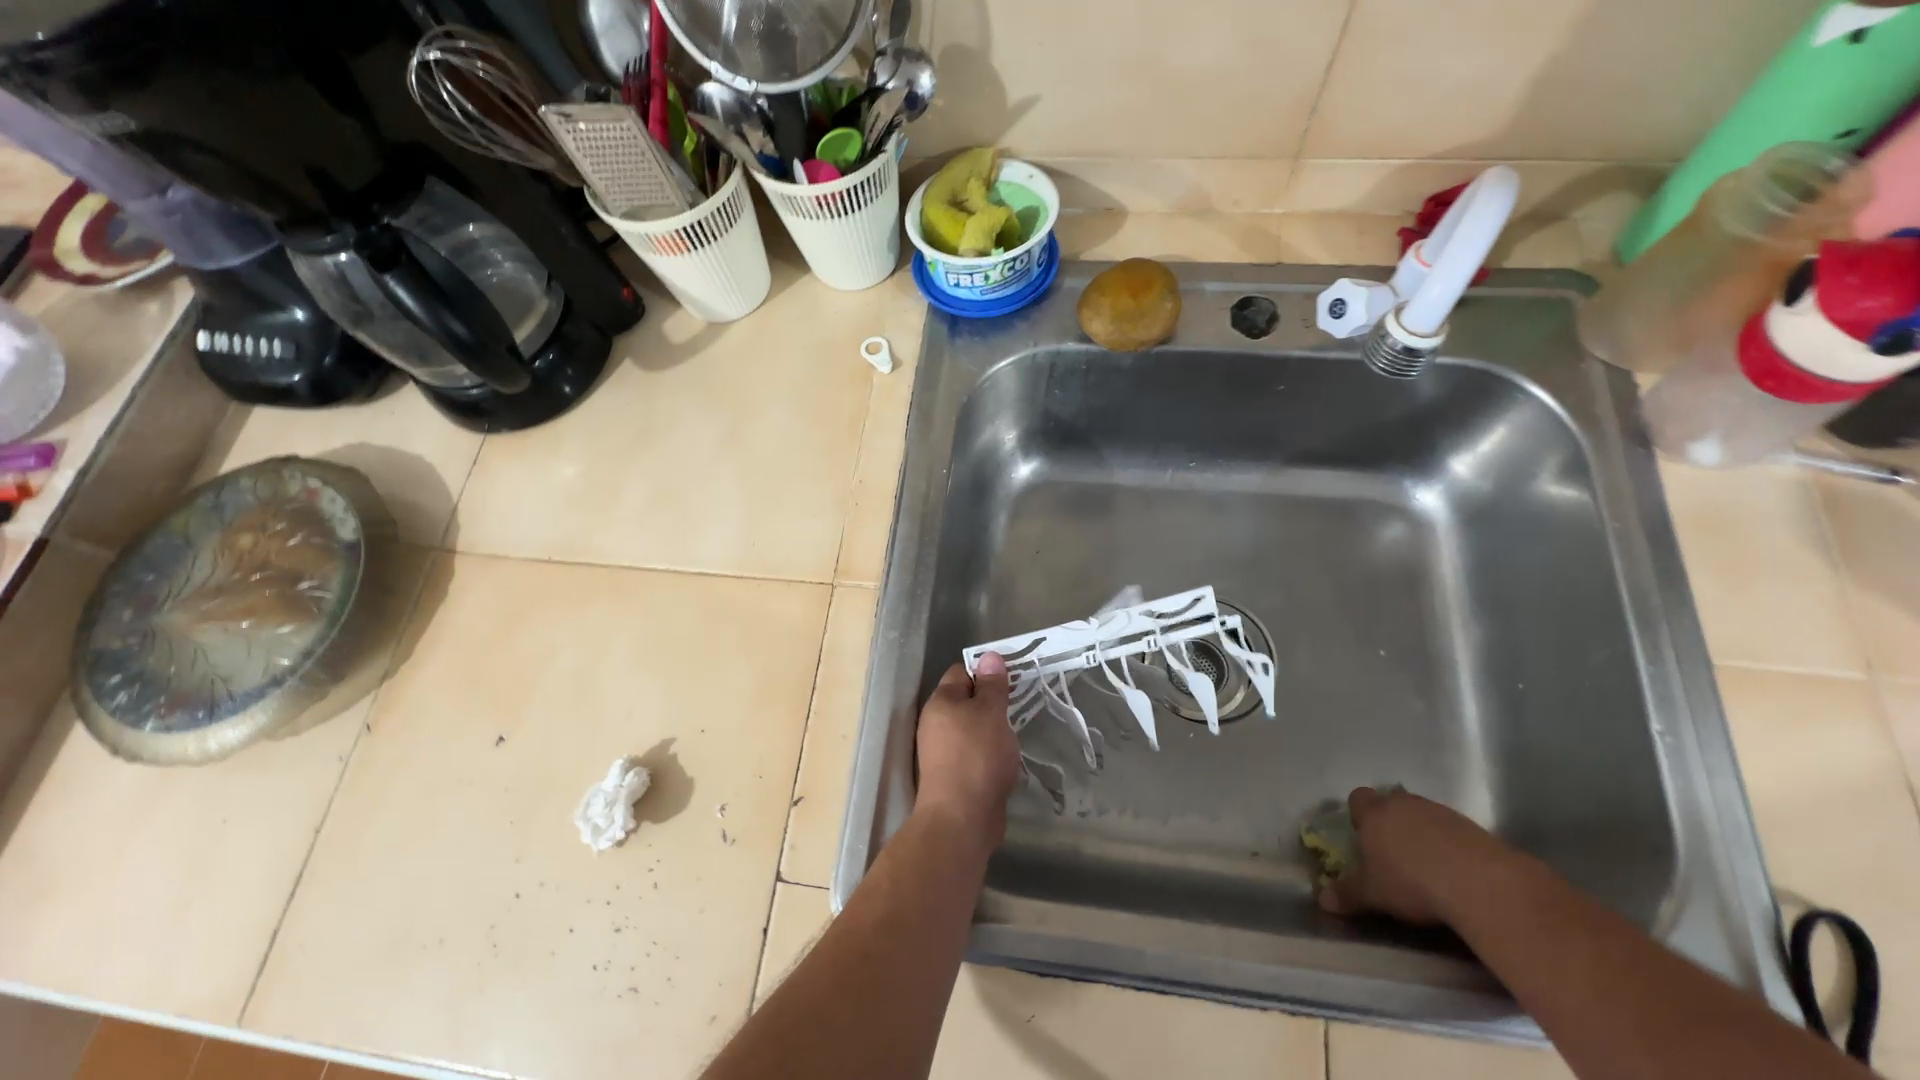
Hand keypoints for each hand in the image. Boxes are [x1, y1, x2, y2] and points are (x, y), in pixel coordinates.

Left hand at [915, 653, 1021, 849]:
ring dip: (994, 731)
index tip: (1013, 676)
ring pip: (972, 730)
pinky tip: (1008, 760)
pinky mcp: (956, 777)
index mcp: (941, 703)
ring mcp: (944, 753)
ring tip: (1018, 732)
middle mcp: (936, 724)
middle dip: (992, 702)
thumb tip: (990, 656)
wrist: (962, 818)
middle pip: (966, 701)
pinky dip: (991, 755)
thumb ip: (992, 685)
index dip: (986, 670)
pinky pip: (976, 755)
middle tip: (1020, 702)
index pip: (961, 672)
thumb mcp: (990, 712)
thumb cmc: (977, 756)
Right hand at [1319, 787, 1505, 925]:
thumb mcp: (1372, 895)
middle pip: (1392, 802)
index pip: (1359, 798)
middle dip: (1391, 822)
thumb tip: (1323, 900)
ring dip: (1421, 833)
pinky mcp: (1472, 826)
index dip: (1359, 813)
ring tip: (1425, 865)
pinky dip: (1448, 844)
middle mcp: (1405, 805)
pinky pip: (1450, 829)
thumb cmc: (1411, 882)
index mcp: (1375, 814)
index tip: (1362, 834)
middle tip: (1392, 852)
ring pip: (1423, 815)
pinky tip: (1453, 870)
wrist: (1479, 882)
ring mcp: (1441, 812)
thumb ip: (1347, 894)